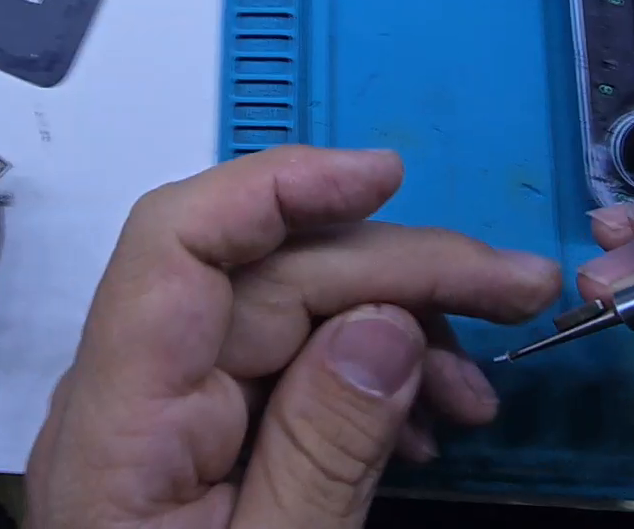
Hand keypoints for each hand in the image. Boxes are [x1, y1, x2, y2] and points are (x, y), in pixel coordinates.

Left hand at [27, 147, 559, 528]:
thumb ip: (322, 456)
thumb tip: (386, 324)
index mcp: (122, 416)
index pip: (179, 241)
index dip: (279, 186)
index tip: (385, 177)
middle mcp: (141, 380)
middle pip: (268, 270)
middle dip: (393, 266)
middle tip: (511, 285)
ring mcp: (177, 398)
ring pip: (293, 307)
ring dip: (394, 325)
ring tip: (474, 390)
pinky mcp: (211, 419)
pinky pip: (293, 361)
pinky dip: (368, 375)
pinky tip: (425, 419)